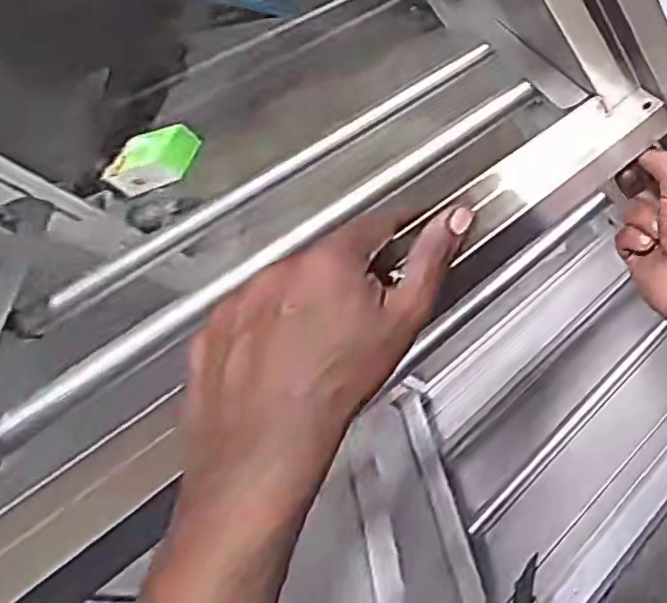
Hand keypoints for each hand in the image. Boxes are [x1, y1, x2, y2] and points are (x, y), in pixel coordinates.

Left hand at [177, 206, 472, 521]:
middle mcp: (278, 272)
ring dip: (315, 291)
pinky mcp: (213, 331)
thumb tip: (453, 220)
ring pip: (293, 279)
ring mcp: (238, 301)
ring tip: (333, 332)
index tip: (414, 229)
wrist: (266, 447)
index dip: (404, 225)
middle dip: (358, 267)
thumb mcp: (407, 313)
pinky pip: (254, 308)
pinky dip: (275, 317)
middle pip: (334, 251)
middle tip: (378, 301)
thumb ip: (432, 257)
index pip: (377, 222)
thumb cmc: (337, 384)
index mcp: (329, 260)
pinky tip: (294, 348)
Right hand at [616, 150, 666, 322]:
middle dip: (646, 200)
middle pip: (639, 191)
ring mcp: (653, 232)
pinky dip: (634, 241)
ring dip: (643, 223)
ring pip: (629, 212)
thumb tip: (650, 154)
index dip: (648, 170)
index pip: (660, 172)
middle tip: (658, 209)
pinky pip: (622, 235)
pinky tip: (649, 248)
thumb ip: (666, 166)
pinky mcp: (638, 250)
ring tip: (660, 235)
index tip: (639, 168)